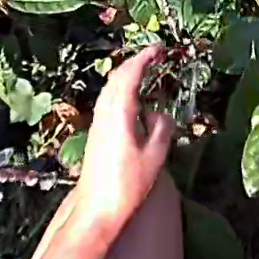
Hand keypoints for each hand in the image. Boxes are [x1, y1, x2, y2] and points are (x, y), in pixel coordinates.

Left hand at [72, 45, 174, 237]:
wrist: (96, 210)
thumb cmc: (127, 185)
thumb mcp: (154, 156)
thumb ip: (162, 128)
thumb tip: (161, 112)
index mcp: (119, 111)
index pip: (130, 74)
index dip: (144, 57)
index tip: (159, 48)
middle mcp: (105, 111)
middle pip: (118, 76)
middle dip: (136, 61)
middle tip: (155, 55)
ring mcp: (98, 121)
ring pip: (111, 87)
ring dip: (127, 74)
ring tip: (146, 70)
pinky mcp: (97, 131)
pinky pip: (109, 99)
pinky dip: (122, 88)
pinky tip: (132, 99)